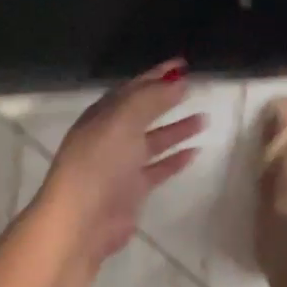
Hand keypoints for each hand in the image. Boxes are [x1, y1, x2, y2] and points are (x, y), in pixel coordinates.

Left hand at [34, 60, 204, 263]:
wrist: (82, 221)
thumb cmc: (99, 164)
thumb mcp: (122, 122)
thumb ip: (151, 99)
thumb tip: (178, 81)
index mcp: (102, 116)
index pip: (132, 88)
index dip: (156, 75)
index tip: (182, 64)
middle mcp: (110, 136)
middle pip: (143, 112)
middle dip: (166, 98)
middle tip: (194, 86)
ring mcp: (121, 164)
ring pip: (154, 139)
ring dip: (177, 128)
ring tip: (204, 118)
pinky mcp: (133, 189)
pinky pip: (159, 168)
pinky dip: (176, 158)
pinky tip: (196, 151)